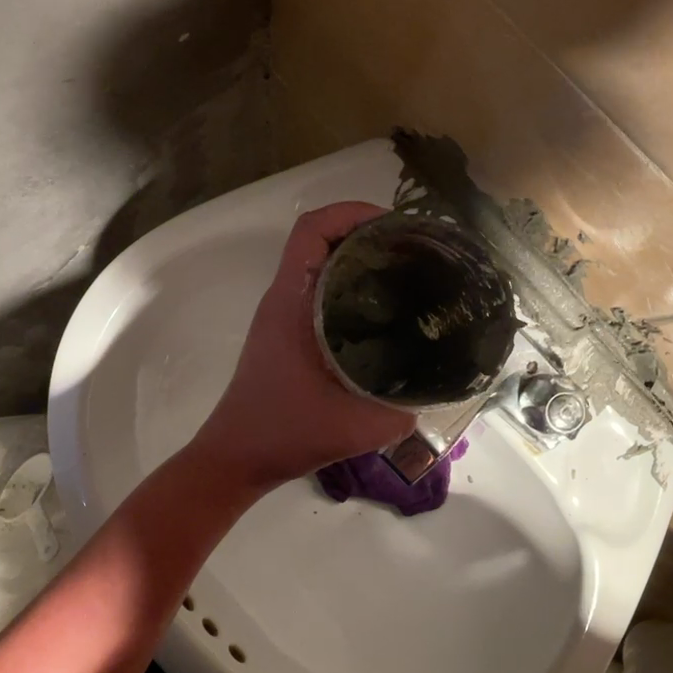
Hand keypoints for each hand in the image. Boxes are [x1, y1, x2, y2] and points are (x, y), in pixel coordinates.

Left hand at [187, 202, 416, 493]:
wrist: (235, 459)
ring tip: (408, 273)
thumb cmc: (282, 434)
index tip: (395, 226)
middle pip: (322, 239)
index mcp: (292, 302)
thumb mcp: (351, 427)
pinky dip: (352, 285)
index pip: (311, 229)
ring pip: (322, 264)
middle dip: (368, 233)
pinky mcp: (289, 332)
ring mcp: (284, 314)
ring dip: (360, 258)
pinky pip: (322, 289)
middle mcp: (285, 298)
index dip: (351, 213)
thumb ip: (399, 413)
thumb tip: (437, 392)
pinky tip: (385, 312)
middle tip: (415, 249)